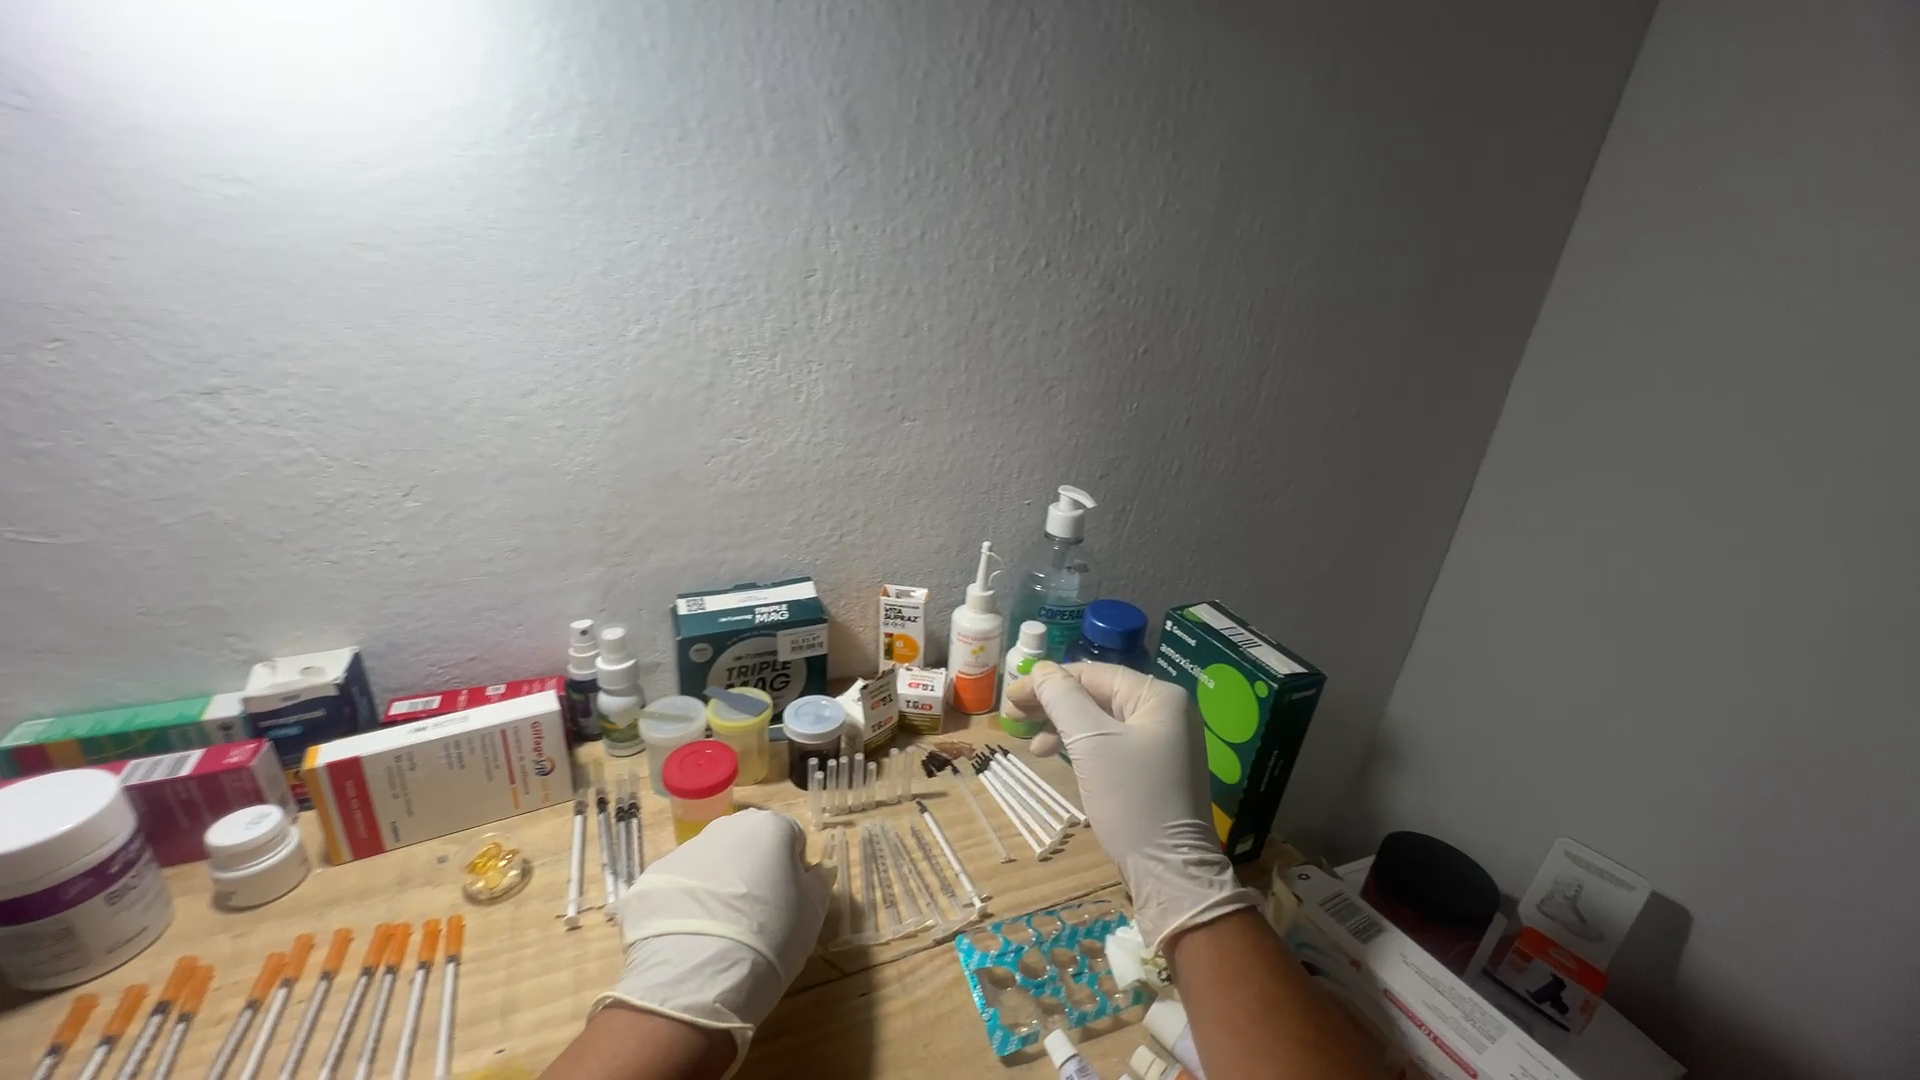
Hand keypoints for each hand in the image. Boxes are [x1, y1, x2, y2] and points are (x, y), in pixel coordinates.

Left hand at [592, 809, 830, 1076]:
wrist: (699, 975)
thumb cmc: (771, 934)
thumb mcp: (813, 911)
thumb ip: (817, 882)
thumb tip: (812, 873)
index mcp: (770, 826)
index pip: (792, 838)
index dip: (794, 871)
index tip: (789, 902)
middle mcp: (727, 827)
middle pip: (750, 844)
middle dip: (756, 871)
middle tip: (758, 915)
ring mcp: (687, 850)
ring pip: (714, 863)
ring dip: (722, 887)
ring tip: (722, 932)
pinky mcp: (654, 879)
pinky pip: (683, 887)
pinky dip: (690, 905)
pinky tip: (694, 937)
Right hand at [1006, 662, 1258, 952]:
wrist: (1169, 873)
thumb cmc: (1131, 799)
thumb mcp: (1091, 743)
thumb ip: (1063, 699)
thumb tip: (1040, 669)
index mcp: (1158, 697)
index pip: (1093, 674)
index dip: (1048, 681)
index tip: (1010, 695)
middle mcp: (1165, 712)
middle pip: (1097, 695)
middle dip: (1053, 704)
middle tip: (1013, 715)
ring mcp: (1162, 742)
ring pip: (1100, 721)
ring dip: (1062, 727)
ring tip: (1030, 743)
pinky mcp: (1154, 770)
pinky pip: (1110, 745)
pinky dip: (1081, 748)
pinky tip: (1056, 757)